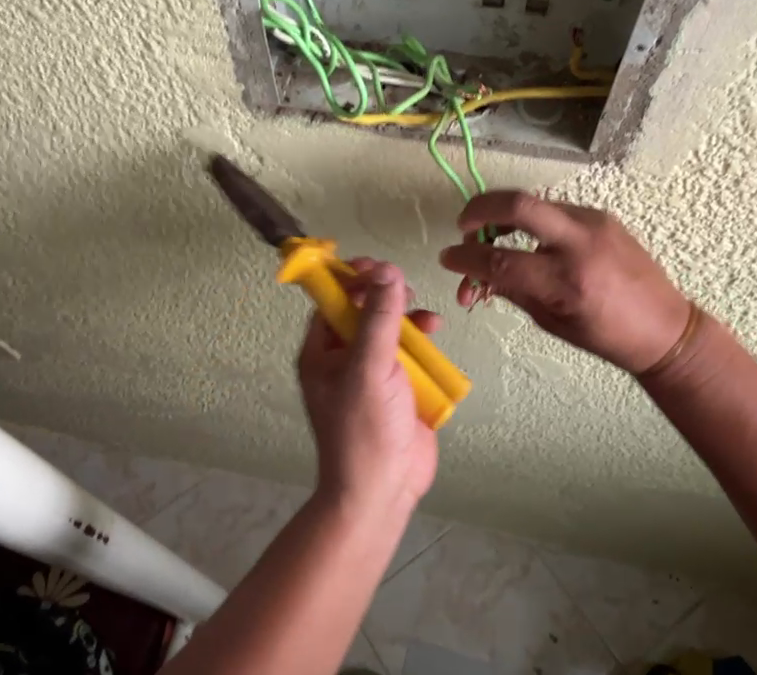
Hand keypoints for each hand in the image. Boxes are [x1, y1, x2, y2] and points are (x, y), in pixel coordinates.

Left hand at [295, 258, 439, 517]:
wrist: (383, 491)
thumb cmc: (363, 431)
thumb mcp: (367, 368)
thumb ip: (378, 319)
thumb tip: (387, 271)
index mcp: (322, 351)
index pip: (332, 301)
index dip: (351, 279)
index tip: (374, 265)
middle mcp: (345, 356)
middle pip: (365, 308)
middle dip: (384, 294)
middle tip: (402, 284)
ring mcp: (374, 371)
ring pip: (391, 327)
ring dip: (407, 316)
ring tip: (424, 316)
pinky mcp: (401, 386)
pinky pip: (411, 351)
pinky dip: (422, 340)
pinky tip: (434, 333)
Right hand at [439, 191, 694, 377]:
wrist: (666, 328)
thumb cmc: (607, 336)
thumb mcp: (552, 322)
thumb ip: (511, 291)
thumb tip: (474, 276)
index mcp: (567, 283)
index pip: (501, 260)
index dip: (467, 258)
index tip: (449, 258)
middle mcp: (581, 245)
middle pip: (519, 205)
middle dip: (480, 209)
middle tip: (463, 225)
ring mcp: (595, 224)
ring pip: (536, 204)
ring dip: (504, 216)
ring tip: (490, 236)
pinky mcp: (601, 216)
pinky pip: (555, 211)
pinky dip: (532, 223)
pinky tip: (529, 242)